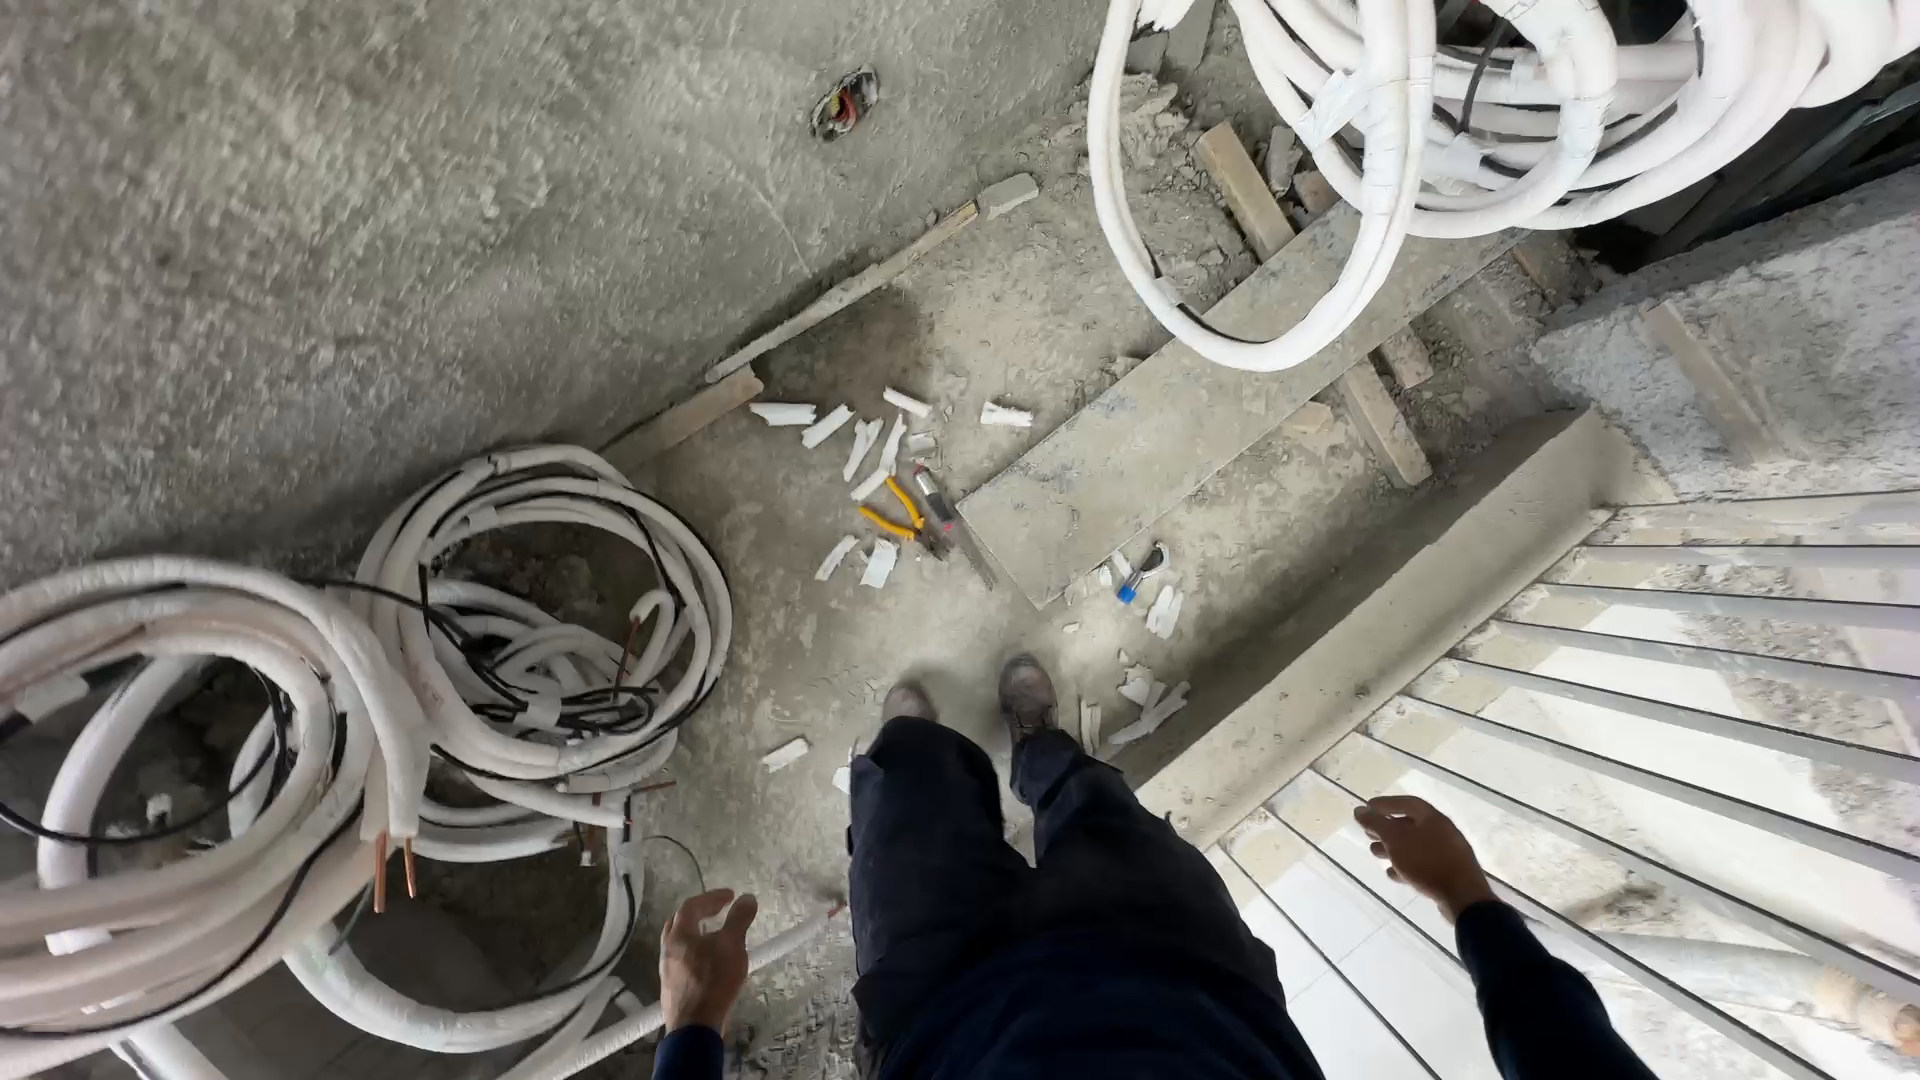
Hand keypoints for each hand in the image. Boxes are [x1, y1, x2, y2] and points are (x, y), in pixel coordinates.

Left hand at [659, 888, 757, 1034]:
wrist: (695, 1028)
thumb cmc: (713, 981)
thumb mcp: (732, 945)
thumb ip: (739, 919)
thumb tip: (747, 898)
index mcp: (679, 935)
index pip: (692, 906)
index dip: (712, 897)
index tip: (731, 896)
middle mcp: (668, 950)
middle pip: (680, 922)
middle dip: (700, 912)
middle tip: (718, 911)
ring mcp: (667, 970)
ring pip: (680, 942)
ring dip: (698, 933)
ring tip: (717, 935)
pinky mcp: (672, 987)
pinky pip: (682, 959)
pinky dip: (696, 951)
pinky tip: (711, 961)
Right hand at [1355, 795, 1497, 923]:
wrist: (1464, 899)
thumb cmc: (1426, 862)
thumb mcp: (1395, 839)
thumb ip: (1375, 823)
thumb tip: (1359, 810)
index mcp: (1433, 818)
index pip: (1406, 803)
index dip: (1385, 804)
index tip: (1367, 808)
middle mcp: (1443, 832)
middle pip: (1409, 824)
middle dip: (1386, 829)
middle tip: (1368, 833)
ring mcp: (1449, 853)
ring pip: (1414, 845)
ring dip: (1393, 848)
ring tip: (1375, 854)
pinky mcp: (1450, 873)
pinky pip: (1423, 863)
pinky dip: (1406, 865)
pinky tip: (1393, 873)